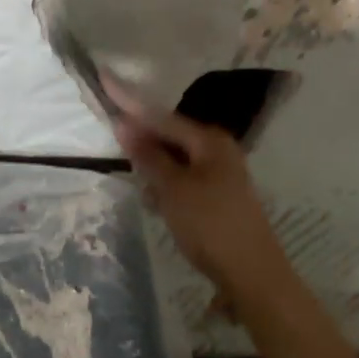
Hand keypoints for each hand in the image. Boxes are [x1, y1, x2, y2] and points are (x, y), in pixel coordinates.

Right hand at [107, 85, 285, 290]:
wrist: (254, 278)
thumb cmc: (211, 225)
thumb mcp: (172, 188)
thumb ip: (148, 155)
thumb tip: (123, 124)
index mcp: (209, 140)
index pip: (161, 115)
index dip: (130, 101)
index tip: (104, 79)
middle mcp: (217, 150)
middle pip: (169, 135)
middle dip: (142, 140)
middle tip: (114, 139)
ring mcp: (221, 174)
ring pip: (175, 159)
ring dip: (154, 168)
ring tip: (139, 183)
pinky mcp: (218, 197)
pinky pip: (183, 179)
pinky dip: (167, 186)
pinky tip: (157, 203)